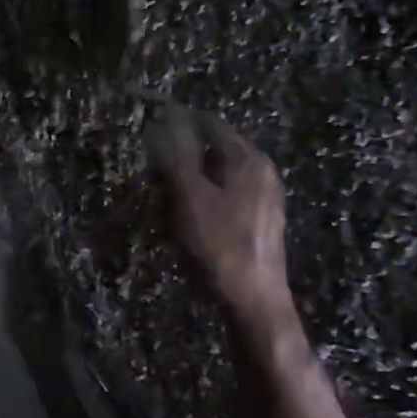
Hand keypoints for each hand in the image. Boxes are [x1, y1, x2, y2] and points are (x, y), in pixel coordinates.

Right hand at [146, 105, 293, 324]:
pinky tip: (191, 213)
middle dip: (185, 148)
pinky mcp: (262, 217)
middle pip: (217, 145)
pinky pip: (230, 191)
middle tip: (155, 164)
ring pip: (222, 170)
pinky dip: (207, 192)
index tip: (150, 124)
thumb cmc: (220, 245)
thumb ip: (176, 156)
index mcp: (247, 158)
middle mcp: (262, 169)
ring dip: (194, 173)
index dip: (178, 118)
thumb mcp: (190, 197)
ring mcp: (266, 194)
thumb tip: (160, 121)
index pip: (209, 122)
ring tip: (167, 190)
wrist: (255, 299)